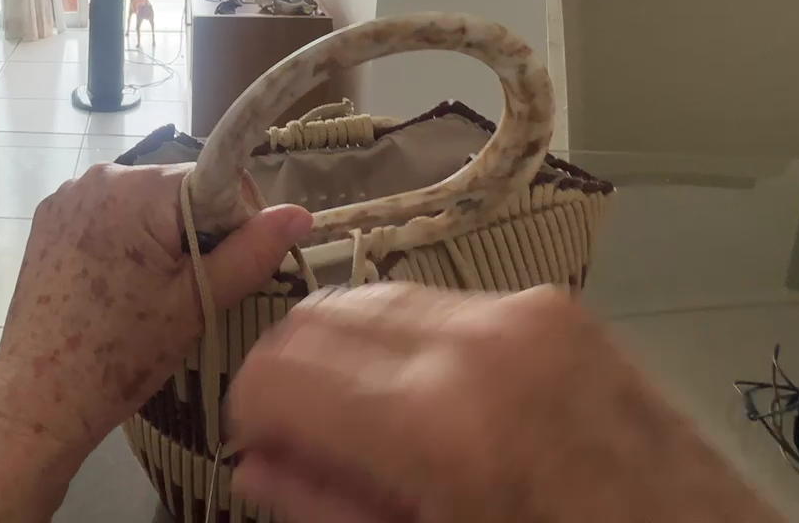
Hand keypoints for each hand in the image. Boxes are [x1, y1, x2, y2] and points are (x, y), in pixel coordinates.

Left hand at [0, 161, 312, 455]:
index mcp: (139, 188)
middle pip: (175, 188)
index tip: (232, 265)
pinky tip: (116, 280)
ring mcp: (69, 192)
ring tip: (150, 290)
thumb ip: (250, 252)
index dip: (235, 220)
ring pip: (141, 199)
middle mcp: (101, 174)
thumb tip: (300, 212)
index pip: (213, 179)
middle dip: (195, 228)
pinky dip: (121, 234)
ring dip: (158, 232)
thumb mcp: (195, 303)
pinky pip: (105, 210)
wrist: (38, 395)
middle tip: (190, 288)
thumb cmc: (122, 352)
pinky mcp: (50, 215)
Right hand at [227, 285, 783, 522]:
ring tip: (358, 414)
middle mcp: (475, 342)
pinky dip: (400, 341)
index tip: (253, 441)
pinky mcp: (550, 304)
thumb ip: (333, 508)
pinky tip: (422, 394)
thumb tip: (255, 466)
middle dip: (288, 371)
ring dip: (341, 350)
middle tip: (297, 431)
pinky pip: (432, 303)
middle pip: (317, 314)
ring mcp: (520, 311)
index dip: (248, 407)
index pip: (281, 369)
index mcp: (444, 426)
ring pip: (368, 297)